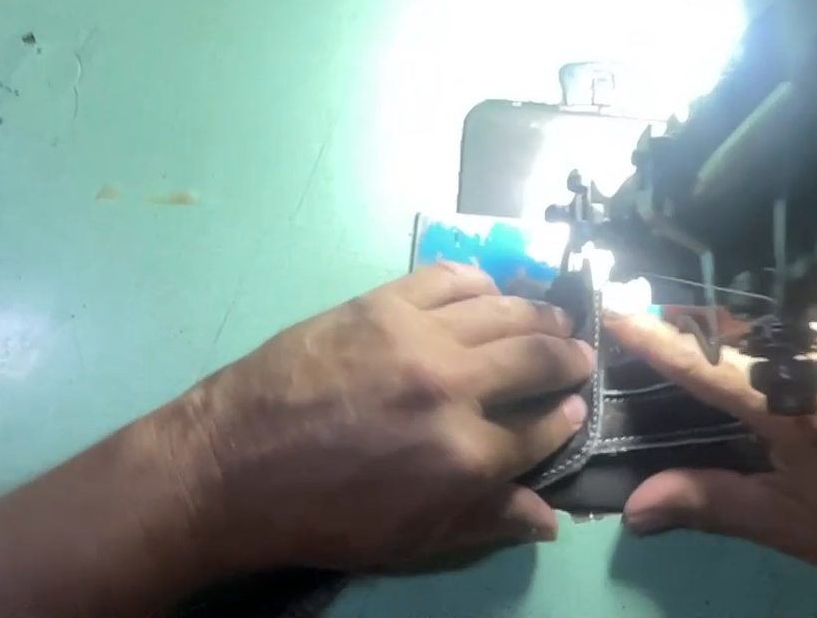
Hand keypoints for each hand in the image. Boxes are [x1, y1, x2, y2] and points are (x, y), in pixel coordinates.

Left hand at [168, 262, 594, 576]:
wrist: (237, 462)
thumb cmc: (324, 512)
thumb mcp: (409, 540)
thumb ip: (485, 522)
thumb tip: (550, 517)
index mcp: (463, 458)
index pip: (541, 430)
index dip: (566, 417)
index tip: (575, 405)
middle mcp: (454, 387)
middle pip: (536, 358)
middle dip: (569, 357)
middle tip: (580, 354)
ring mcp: (420, 335)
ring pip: (504, 310)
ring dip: (539, 312)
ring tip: (554, 316)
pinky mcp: (385, 301)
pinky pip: (450, 277)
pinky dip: (480, 280)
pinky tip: (491, 289)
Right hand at [607, 312, 816, 608]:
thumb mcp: (795, 527)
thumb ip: (710, 502)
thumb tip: (634, 508)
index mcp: (794, 410)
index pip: (702, 362)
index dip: (650, 335)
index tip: (609, 305)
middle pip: (730, 322)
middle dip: (692, 326)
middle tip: (671, 342)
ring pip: (767, 309)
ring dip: (735, 324)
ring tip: (726, 349)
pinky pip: (807, 309)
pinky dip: (778, 322)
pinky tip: (782, 348)